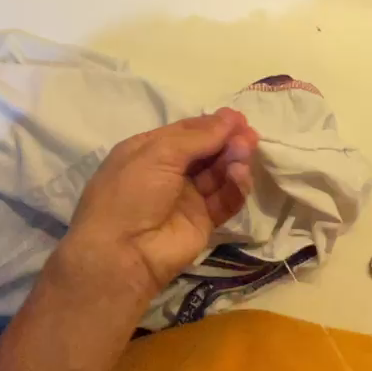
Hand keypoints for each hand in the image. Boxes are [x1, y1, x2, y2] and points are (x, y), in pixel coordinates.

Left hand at [57, 109, 259, 300]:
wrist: (122, 253)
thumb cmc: (131, 193)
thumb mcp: (158, 153)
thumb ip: (198, 137)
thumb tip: (231, 117)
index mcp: (149, 151)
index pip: (187, 132)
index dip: (213, 125)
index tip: (239, 118)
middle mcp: (169, 173)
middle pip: (207, 152)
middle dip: (228, 141)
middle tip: (249, 136)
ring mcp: (187, 198)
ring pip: (219, 174)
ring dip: (234, 161)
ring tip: (244, 153)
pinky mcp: (204, 222)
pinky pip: (225, 200)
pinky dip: (235, 187)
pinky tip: (239, 176)